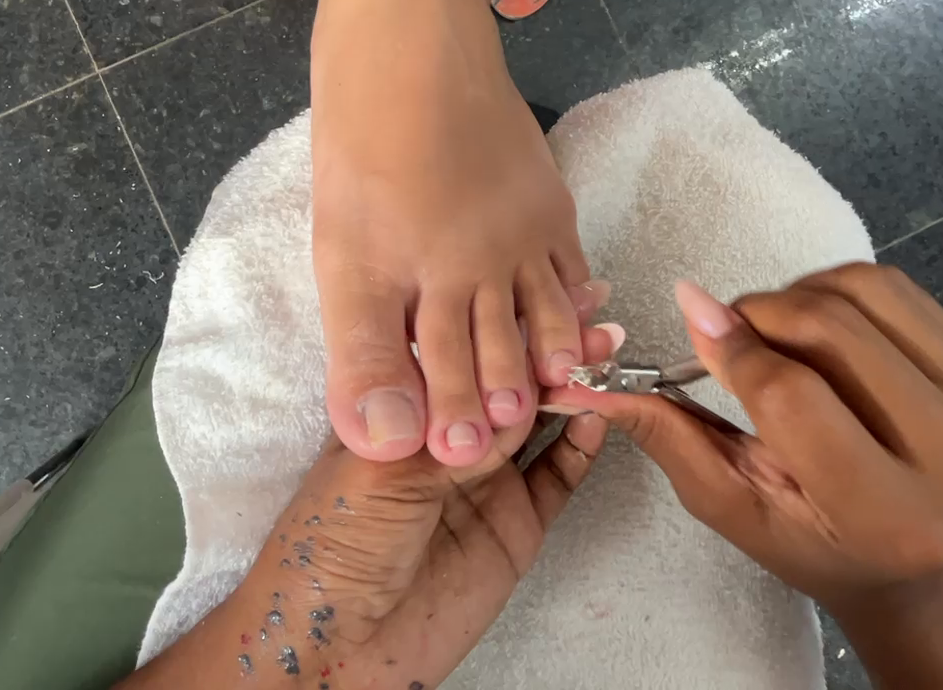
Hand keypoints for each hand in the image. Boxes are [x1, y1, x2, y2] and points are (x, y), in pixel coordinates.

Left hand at [125, 323, 621, 689]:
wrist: (342, 648)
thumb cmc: (336, 543)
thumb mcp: (387, 472)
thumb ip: (452, 431)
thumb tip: (508, 388)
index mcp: (411, 410)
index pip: (466, 354)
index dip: (505, 326)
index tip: (544, 293)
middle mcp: (452, 435)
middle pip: (510, 382)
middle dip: (551, 348)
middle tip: (595, 317)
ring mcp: (486, 478)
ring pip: (540, 423)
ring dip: (574, 389)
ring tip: (607, 353)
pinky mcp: (514, 524)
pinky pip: (557, 479)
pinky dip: (581, 448)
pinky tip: (600, 419)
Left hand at [311, 0, 592, 468]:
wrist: (413, 40)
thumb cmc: (363, 144)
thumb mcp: (344, 253)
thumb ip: (367, 348)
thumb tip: (388, 443)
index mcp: (444, 287)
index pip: (454, 372)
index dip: (456, 417)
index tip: (462, 458)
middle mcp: (499, 266)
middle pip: (506, 344)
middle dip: (505, 392)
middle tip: (512, 434)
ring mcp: (530, 225)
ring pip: (546, 306)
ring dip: (551, 349)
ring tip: (560, 382)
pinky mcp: (544, 188)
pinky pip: (568, 256)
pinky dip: (575, 289)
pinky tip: (583, 299)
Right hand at [550, 263, 942, 614]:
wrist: (916, 560)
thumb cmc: (810, 541)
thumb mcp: (726, 503)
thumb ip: (667, 436)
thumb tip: (607, 374)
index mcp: (886, 513)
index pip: (790, 394)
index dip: (729, 344)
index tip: (689, 313)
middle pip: (830, 328)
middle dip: (760, 313)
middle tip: (732, 330)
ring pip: (862, 292)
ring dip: (798, 295)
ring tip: (779, 334)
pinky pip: (895, 288)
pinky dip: (838, 288)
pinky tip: (824, 329)